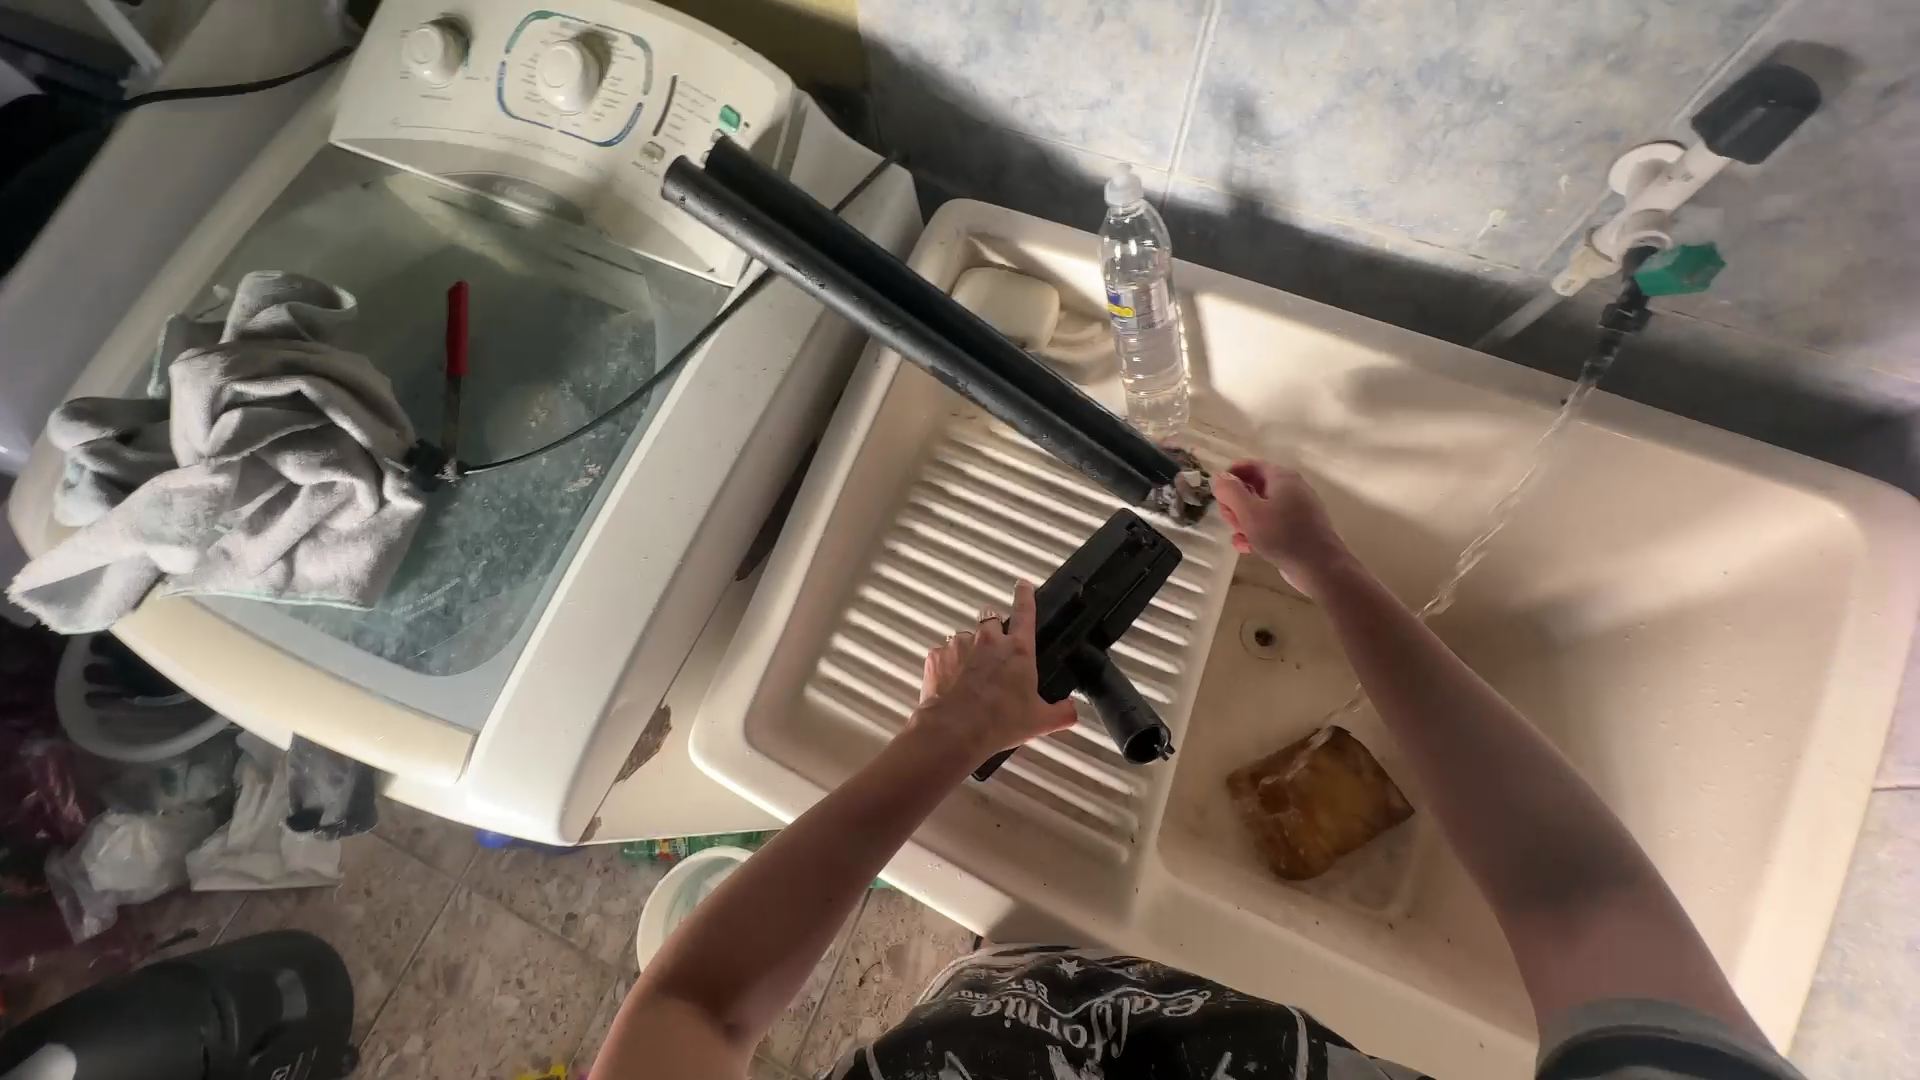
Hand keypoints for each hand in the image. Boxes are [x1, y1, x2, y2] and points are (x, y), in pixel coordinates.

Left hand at [909, 579, 1078, 758]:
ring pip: (965, 636)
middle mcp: (988, 640)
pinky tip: (952, 685)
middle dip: (993, 629)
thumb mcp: (1039, 721)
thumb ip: (1061, 713)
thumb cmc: (999, 722)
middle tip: (993, 653)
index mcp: (1018, 649)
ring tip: (970, 677)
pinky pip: (943, 653)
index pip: (1025, 611)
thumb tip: (1071, 711)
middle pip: (991, 618)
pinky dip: (948, 665)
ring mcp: (960, 645)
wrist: (955, 730)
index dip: (1025, 595)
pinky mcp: (937, 656)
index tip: (1023, 584)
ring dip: (969, 650)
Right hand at [1213, 460, 1352, 596]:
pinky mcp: (1299, 530)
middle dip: (1236, 503)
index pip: (1251, 466)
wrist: (1319, 566)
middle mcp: (1292, 489)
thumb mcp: (1249, 511)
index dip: (1231, 475)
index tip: (1217, 492)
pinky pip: (1272, 525)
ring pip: (1262, 508)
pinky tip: (1246, 547)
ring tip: (1236, 534)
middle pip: (1255, 488)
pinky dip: (1257, 532)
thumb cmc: (1282, 534)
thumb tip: (1219, 477)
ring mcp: (1297, 510)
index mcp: (1282, 478)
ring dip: (1244, 520)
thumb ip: (1230, 491)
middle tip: (1227, 518)